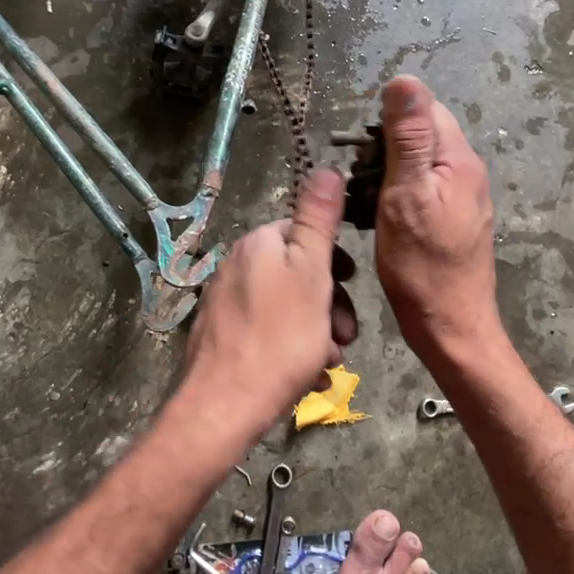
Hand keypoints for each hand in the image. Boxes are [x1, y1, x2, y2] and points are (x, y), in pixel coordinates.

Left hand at [183, 169, 355, 436]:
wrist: (225, 405)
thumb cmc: (279, 338)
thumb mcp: (311, 272)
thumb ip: (318, 219)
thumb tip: (327, 167)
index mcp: (258, 243)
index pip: (304, 233)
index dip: (334, 262)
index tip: (353, 290)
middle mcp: (236, 264)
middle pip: (297, 273)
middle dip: (328, 304)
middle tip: (346, 337)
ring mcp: (225, 301)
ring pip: (286, 307)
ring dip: (316, 331)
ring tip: (327, 363)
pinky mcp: (220, 335)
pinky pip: (267, 332)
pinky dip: (292, 349)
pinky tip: (305, 376)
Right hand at [374, 75, 502, 363]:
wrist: (449, 326)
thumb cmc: (421, 263)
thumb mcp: (405, 193)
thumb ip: (406, 136)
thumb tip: (404, 79)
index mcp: (459, 159)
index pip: (425, 109)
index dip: (389, 123)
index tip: (365, 156)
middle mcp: (468, 171)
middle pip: (420, 135)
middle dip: (384, 150)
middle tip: (362, 184)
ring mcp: (462, 197)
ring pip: (417, 163)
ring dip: (387, 175)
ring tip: (367, 203)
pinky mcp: (453, 219)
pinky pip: (421, 189)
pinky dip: (396, 196)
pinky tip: (381, 218)